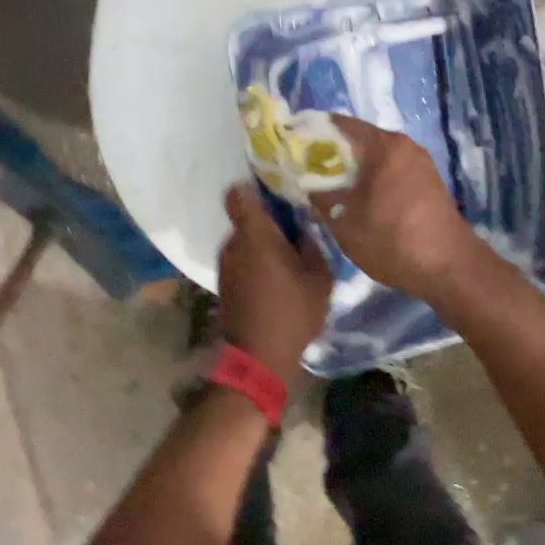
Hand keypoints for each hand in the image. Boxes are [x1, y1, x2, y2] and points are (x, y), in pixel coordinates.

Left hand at [217, 183, 334, 381]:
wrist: (259, 359)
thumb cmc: (292, 314)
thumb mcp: (319, 277)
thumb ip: (313, 243)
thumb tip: (306, 225)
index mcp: (255, 235)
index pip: (238, 193)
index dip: (255, 185)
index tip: (278, 189)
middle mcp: (233, 244)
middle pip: (247, 216)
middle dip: (269, 218)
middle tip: (298, 226)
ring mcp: (225, 264)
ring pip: (245, 239)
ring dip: (264, 242)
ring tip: (292, 254)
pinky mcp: (225, 282)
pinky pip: (242, 258)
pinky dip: (257, 260)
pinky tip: (279, 276)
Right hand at [311, 117, 488, 299]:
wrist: (449, 267)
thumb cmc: (392, 240)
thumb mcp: (344, 220)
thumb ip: (319, 194)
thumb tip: (304, 179)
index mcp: (383, 145)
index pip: (337, 124)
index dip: (310, 133)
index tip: (290, 146)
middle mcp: (404, 145)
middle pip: (358, 139)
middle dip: (329, 153)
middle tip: (304, 172)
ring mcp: (420, 163)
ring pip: (375, 157)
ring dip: (351, 168)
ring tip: (327, 188)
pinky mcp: (428, 182)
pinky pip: (391, 171)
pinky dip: (371, 179)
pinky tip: (358, 199)